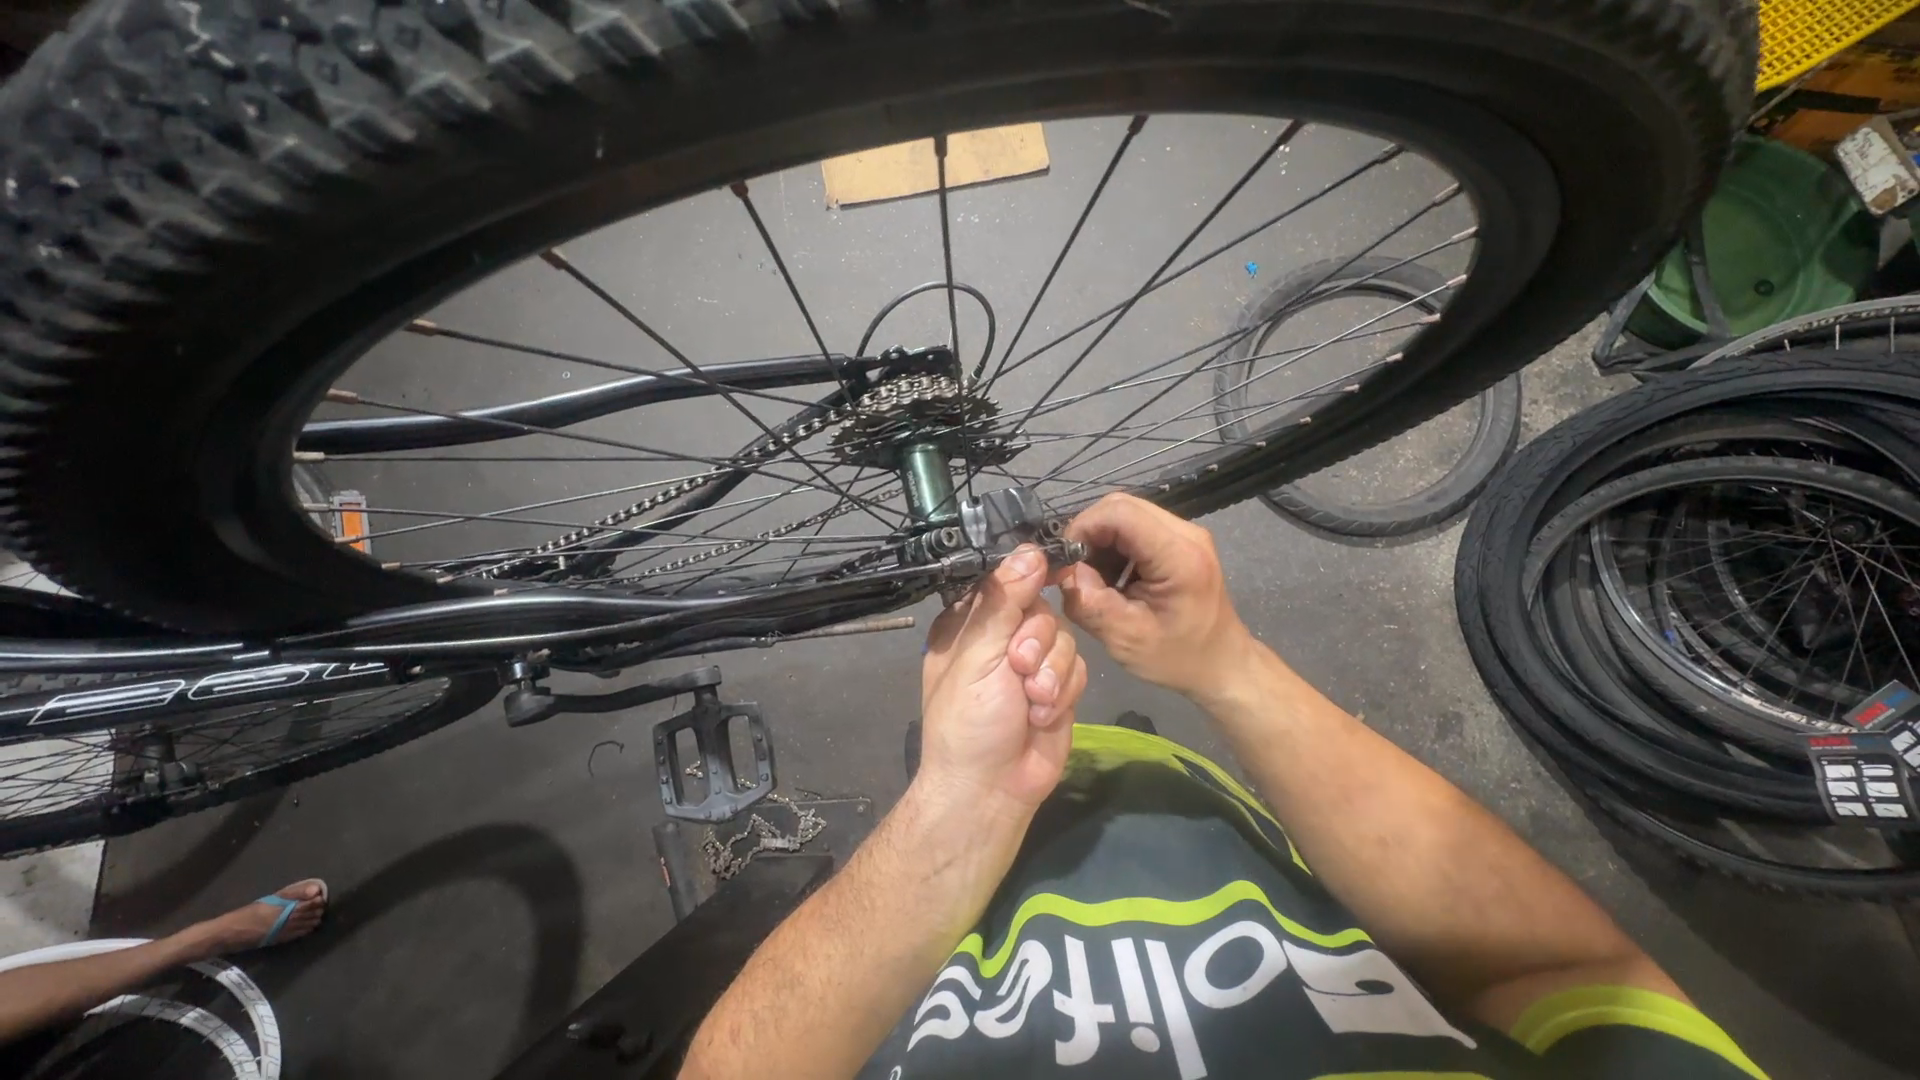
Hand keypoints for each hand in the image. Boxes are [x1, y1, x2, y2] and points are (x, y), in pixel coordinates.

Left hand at [919, 545, 1086, 815]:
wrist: (992, 789)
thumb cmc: (968, 722)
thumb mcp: (977, 658)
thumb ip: (1004, 604)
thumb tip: (1029, 551)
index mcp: (968, 624)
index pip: (1002, 581)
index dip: (1023, 581)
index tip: (1040, 581)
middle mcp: (1000, 637)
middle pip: (1041, 607)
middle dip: (1038, 641)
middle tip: (1020, 668)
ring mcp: (1032, 661)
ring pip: (1065, 636)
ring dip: (1051, 672)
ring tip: (1032, 701)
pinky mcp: (1058, 684)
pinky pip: (1078, 666)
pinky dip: (1064, 691)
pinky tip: (1045, 714)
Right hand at [1055, 493, 1254, 698]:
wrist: (1221, 664)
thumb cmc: (1178, 657)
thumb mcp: (1125, 639)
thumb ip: (1089, 603)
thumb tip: (1065, 573)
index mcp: (1179, 556)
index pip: (1119, 513)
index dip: (1083, 528)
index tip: (1065, 561)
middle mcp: (1186, 533)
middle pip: (1121, 506)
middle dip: (1089, 534)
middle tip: (1075, 570)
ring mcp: (1185, 533)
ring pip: (1126, 513)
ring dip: (1101, 540)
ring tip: (1095, 578)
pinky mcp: (1179, 540)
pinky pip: (1136, 526)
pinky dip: (1114, 546)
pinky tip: (1112, 577)